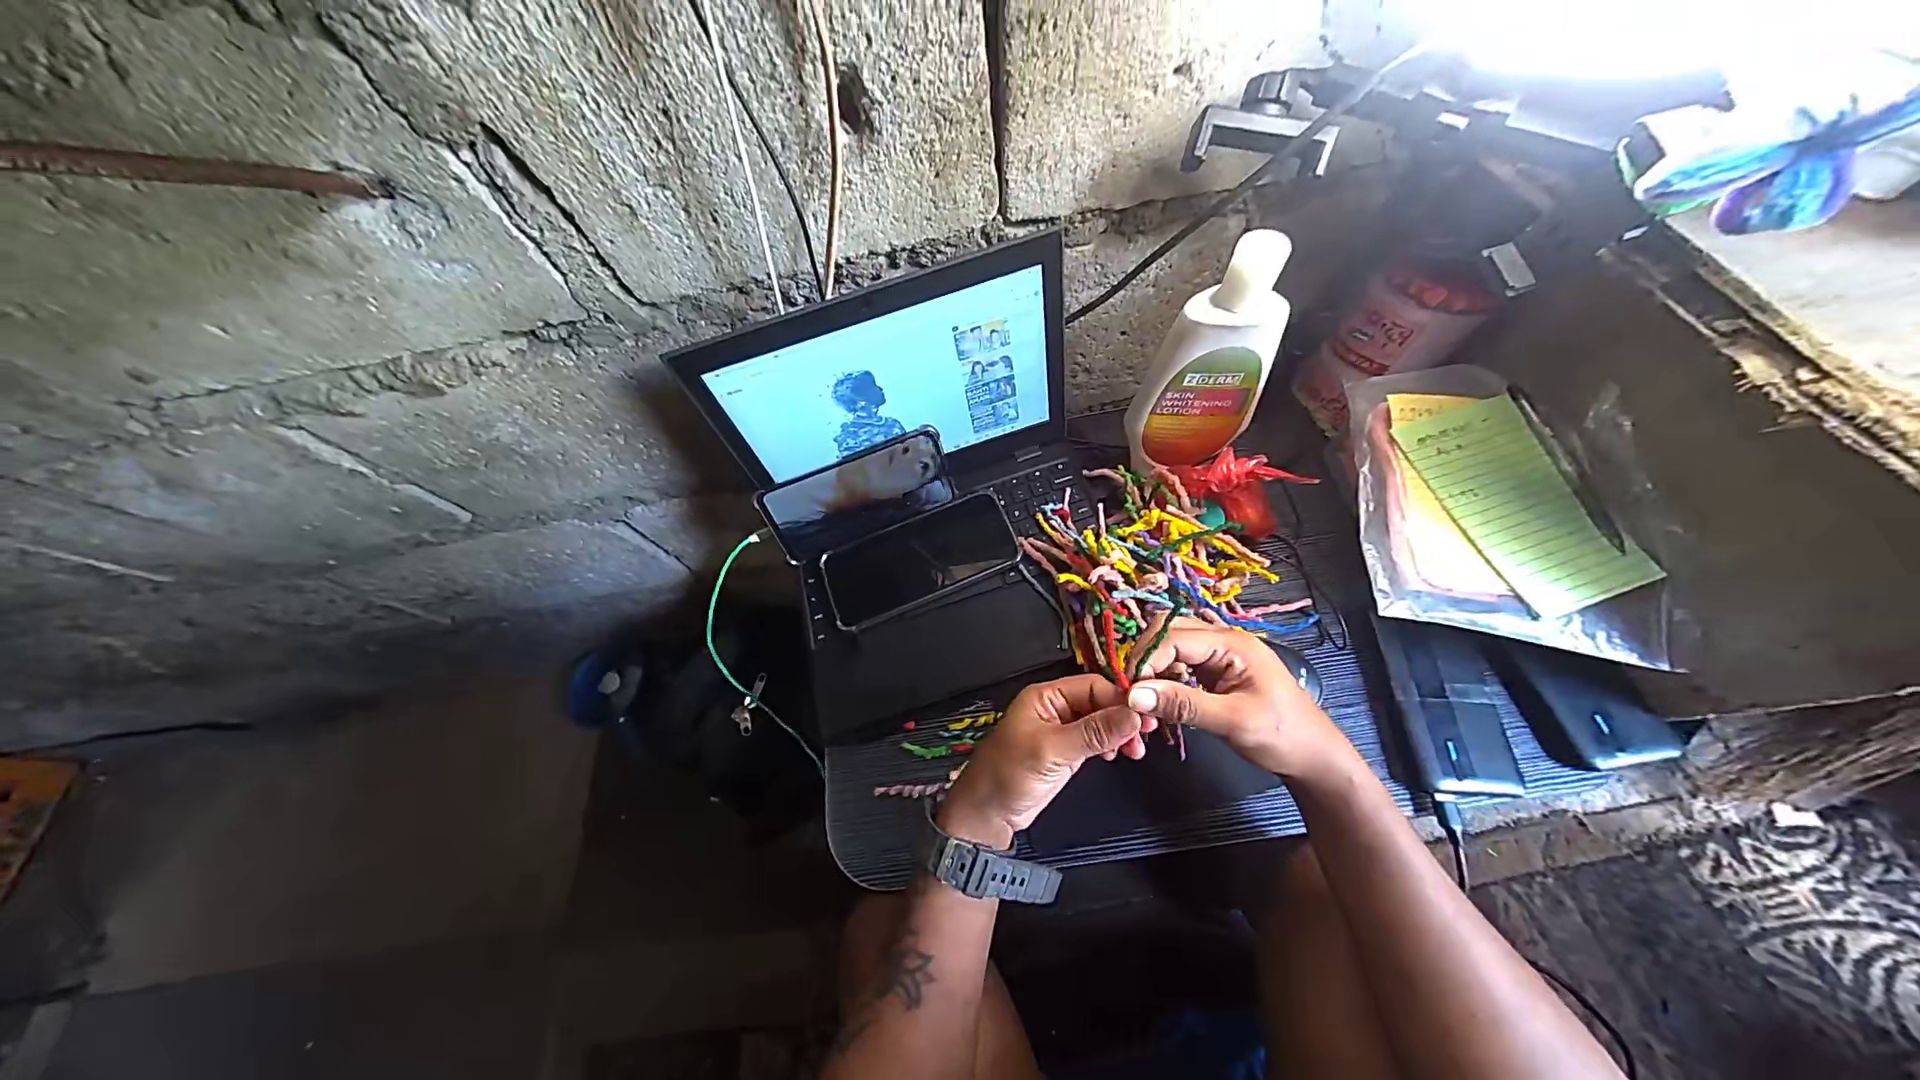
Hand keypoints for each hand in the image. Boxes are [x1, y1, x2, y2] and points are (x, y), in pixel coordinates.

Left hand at [938, 674, 1153, 848]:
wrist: (987, 815)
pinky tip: (1118, 755)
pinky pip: (1095, 740)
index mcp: (1045, 696)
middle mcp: (1054, 708)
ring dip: (1120, 732)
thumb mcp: (1053, 750)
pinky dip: (1110, 745)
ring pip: (1101, 721)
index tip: (1145, 715)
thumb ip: (1094, 732)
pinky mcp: (1066, 752)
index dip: (1119, 698)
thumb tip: (1132, 715)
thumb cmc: (1007, 775)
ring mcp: (1061, 730)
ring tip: (1135, 750)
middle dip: (1123, 716)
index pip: (1092, 685)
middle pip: (1099, 702)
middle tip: (1146, 734)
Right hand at [1126, 620, 1358, 781]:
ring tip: (1145, 699)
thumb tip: (1134, 695)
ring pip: (1170, 646)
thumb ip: (1182, 704)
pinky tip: (1161, 700)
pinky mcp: (1215, 671)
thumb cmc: (1283, 736)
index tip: (1130, 692)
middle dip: (1145, 658)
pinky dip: (1163, 678)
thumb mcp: (1232, 721)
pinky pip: (1178, 663)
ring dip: (1152, 668)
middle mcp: (1222, 640)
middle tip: (1133, 693)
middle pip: (1167, 631)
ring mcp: (1219, 654)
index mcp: (1231, 642)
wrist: (1315, 757)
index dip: (1145, 661)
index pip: (1171, 637)